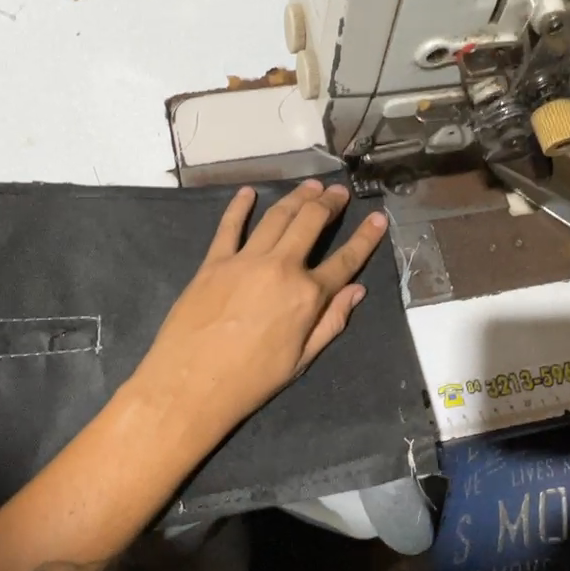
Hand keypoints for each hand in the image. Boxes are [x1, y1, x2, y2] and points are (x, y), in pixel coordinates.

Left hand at [129, 180, 388, 439]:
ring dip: (296, 197)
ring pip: (277, 217)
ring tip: (309, 186)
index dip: (365, 237)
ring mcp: (245, 261)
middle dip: (329, 203)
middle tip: (338, 191)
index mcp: (308, 296)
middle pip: (311, 224)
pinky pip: (230, 226)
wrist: (190, 384)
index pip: (346, 260)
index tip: (378, 218)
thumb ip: (331, 322)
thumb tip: (356, 292)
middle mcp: (281, 268)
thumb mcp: (301, 360)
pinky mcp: (214, 262)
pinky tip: (248, 193)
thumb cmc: (251, 381)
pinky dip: (240, 207)